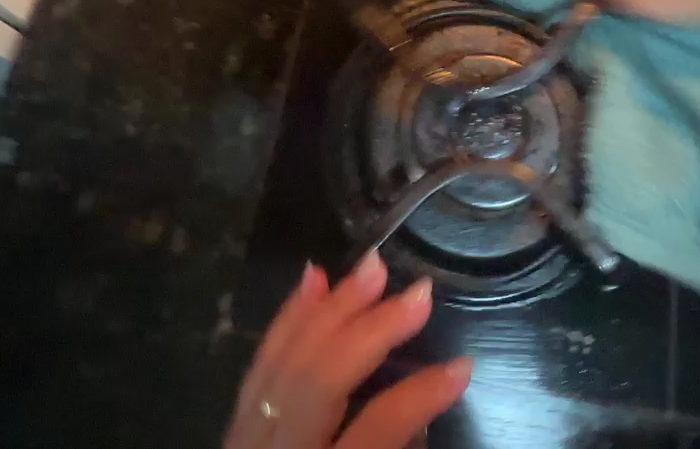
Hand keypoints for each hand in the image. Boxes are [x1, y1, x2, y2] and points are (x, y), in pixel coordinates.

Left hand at [225, 252, 471, 448]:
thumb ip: (392, 446)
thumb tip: (442, 397)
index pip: (372, 432)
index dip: (418, 396)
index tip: (463, 367)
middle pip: (320, 381)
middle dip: (372, 329)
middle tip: (421, 291)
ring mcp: (246, 442)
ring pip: (286, 361)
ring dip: (333, 308)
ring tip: (373, 268)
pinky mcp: (236, 431)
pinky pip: (262, 364)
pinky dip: (291, 318)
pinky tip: (312, 280)